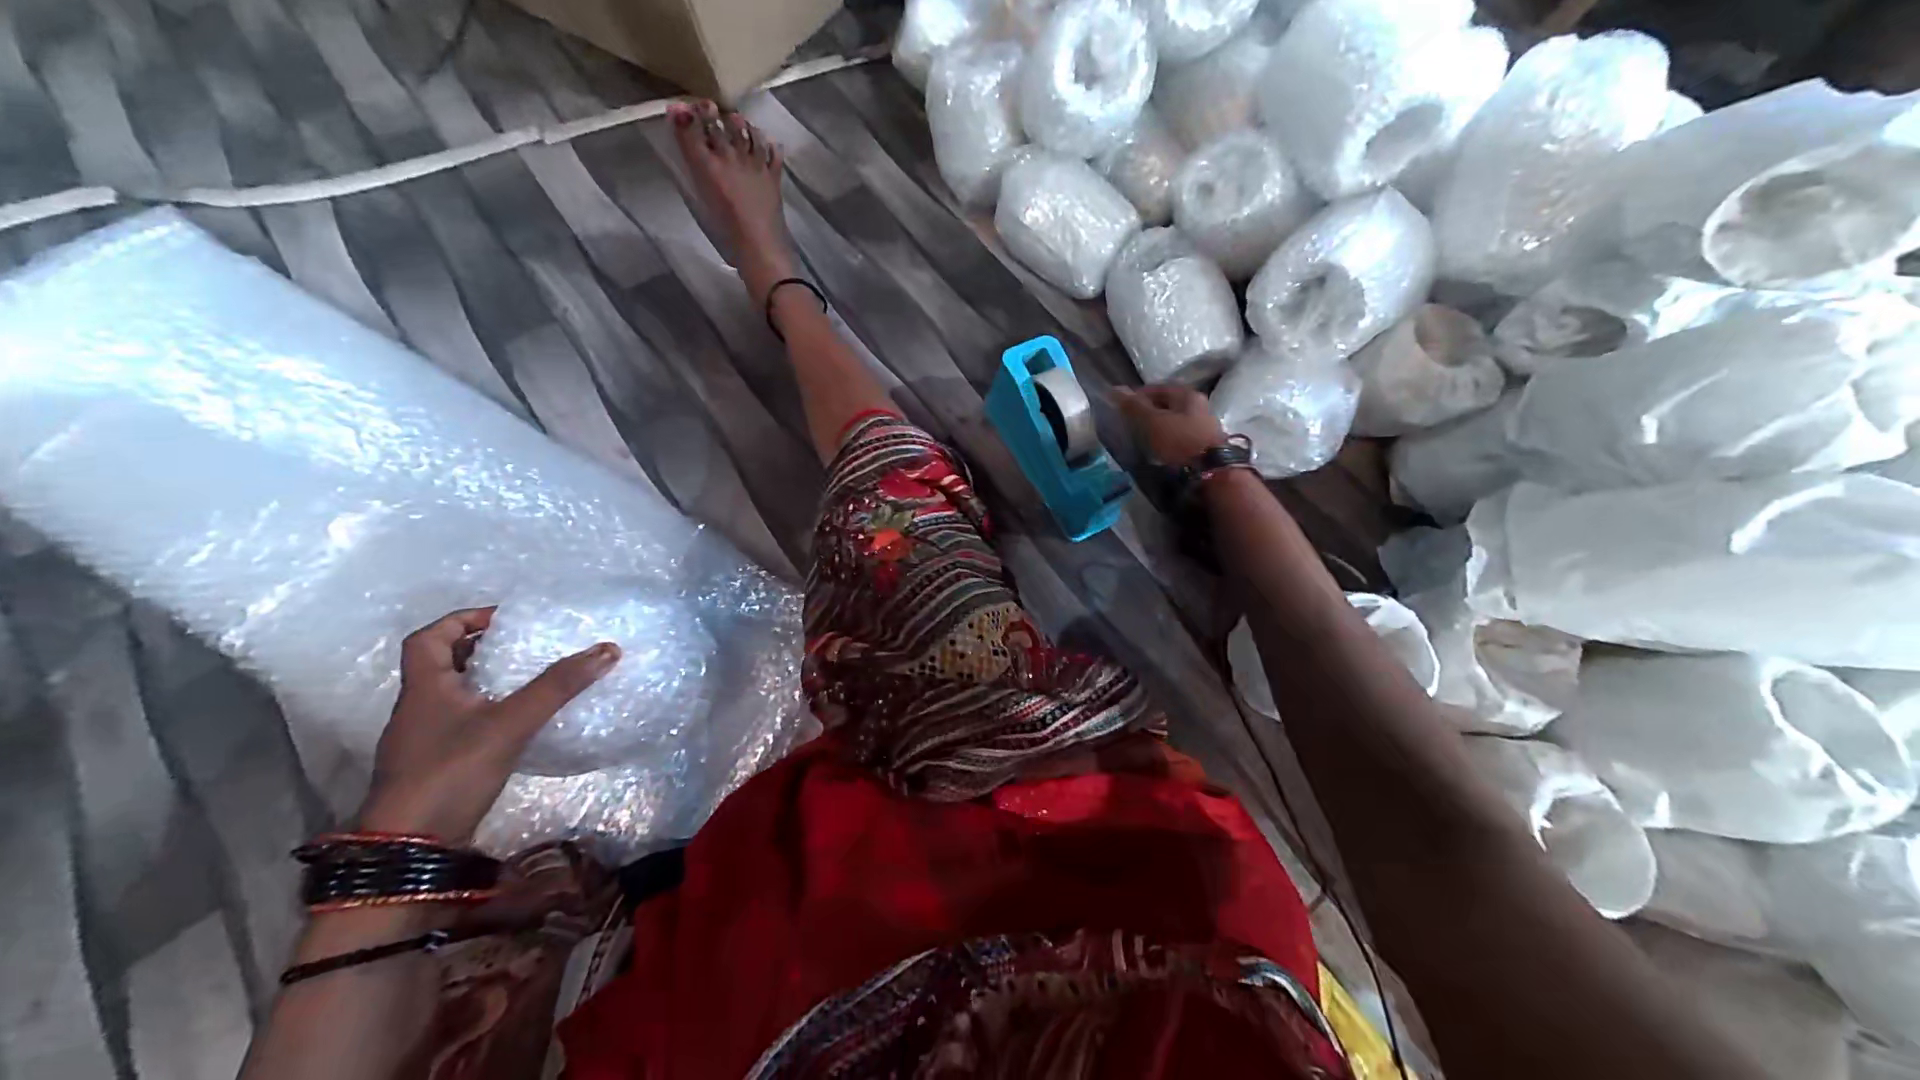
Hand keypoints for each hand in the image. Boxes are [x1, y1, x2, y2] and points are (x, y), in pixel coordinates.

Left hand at [358, 608, 619, 843]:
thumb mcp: (511, 723)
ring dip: (484, 679)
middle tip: (521, 644)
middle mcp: (418, 708)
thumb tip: (607, 649)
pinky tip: (517, 721)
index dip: (463, 620)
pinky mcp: (436, 765)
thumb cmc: (452, 771)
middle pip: (440, 663)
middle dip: (479, 647)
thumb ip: (558, 687)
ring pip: (451, 695)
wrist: (411, 846)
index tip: (503, 618)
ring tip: (527, 677)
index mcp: (425, 688)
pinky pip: (461, 722)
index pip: (430, 637)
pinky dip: (487, 710)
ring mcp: (424, 740)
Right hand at [1113, 384, 1228, 466]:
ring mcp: (1203, 427)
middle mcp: (1199, 406)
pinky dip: (1166, 443)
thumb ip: (1133, 406)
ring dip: (1156, 430)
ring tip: (1140, 442)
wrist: (1210, 473)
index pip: (1155, 388)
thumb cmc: (1179, 442)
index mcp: (1187, 394)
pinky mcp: (1203, 446)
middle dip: (1146, 414)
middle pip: (1165, 406)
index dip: (1135, 397)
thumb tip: (1114, 389)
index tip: (1120, 410)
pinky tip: (1157, 453)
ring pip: (1172, 423)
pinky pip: (1178, 439)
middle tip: (1128, 427)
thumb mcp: (1151, 422)